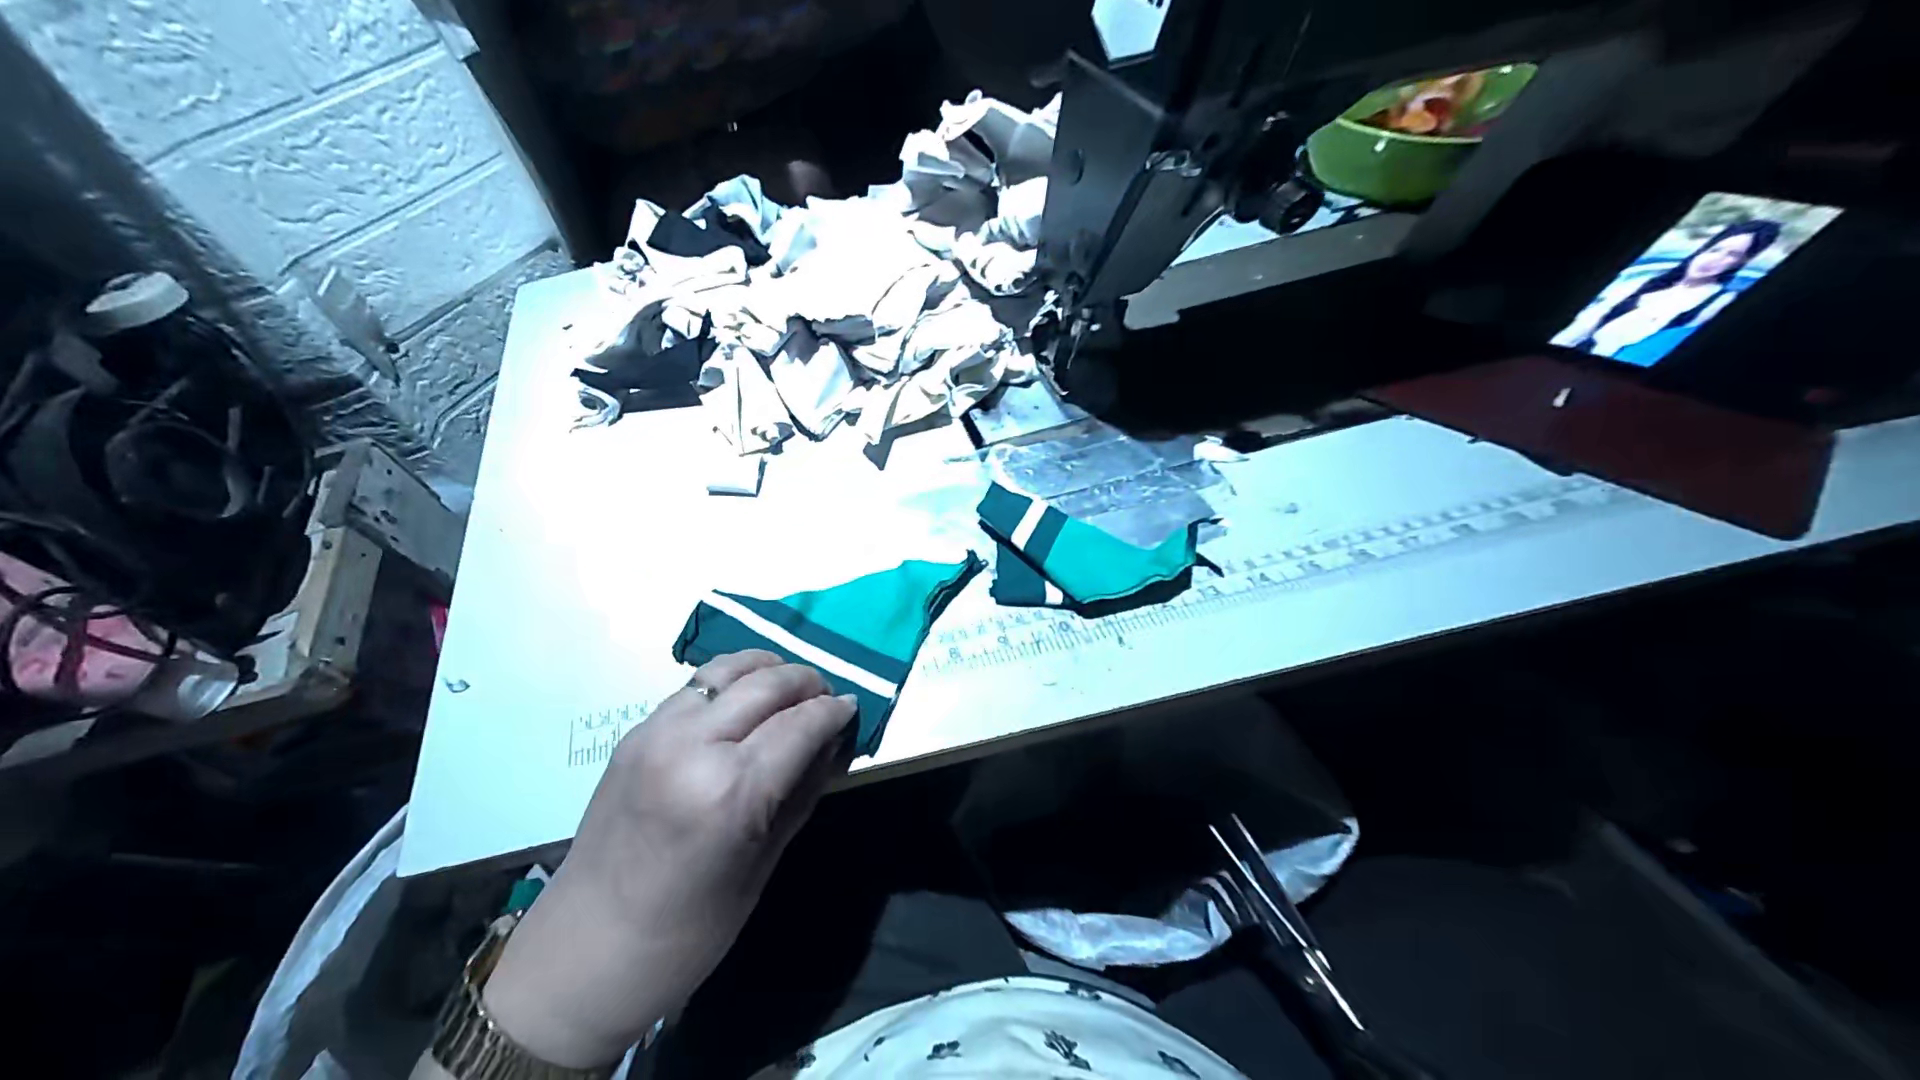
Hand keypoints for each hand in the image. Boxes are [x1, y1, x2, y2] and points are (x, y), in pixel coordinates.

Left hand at [481, 651, 855, 1067]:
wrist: (585, 952)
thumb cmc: (689, 930)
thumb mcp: (764, 863)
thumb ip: (802, 790)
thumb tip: (832, 741)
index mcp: (730, 790)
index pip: (801, 723)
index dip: (834, 711)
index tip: (853, 707)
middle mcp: (692, 745)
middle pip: (767, 683)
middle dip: (807, 682)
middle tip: (827, 695)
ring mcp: (656, 733)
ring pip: (727, 670)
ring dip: (768, 671)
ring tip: (788, 688)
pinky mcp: (634, 733)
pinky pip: (694, 688)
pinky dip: (730, 683)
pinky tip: (743, 702)